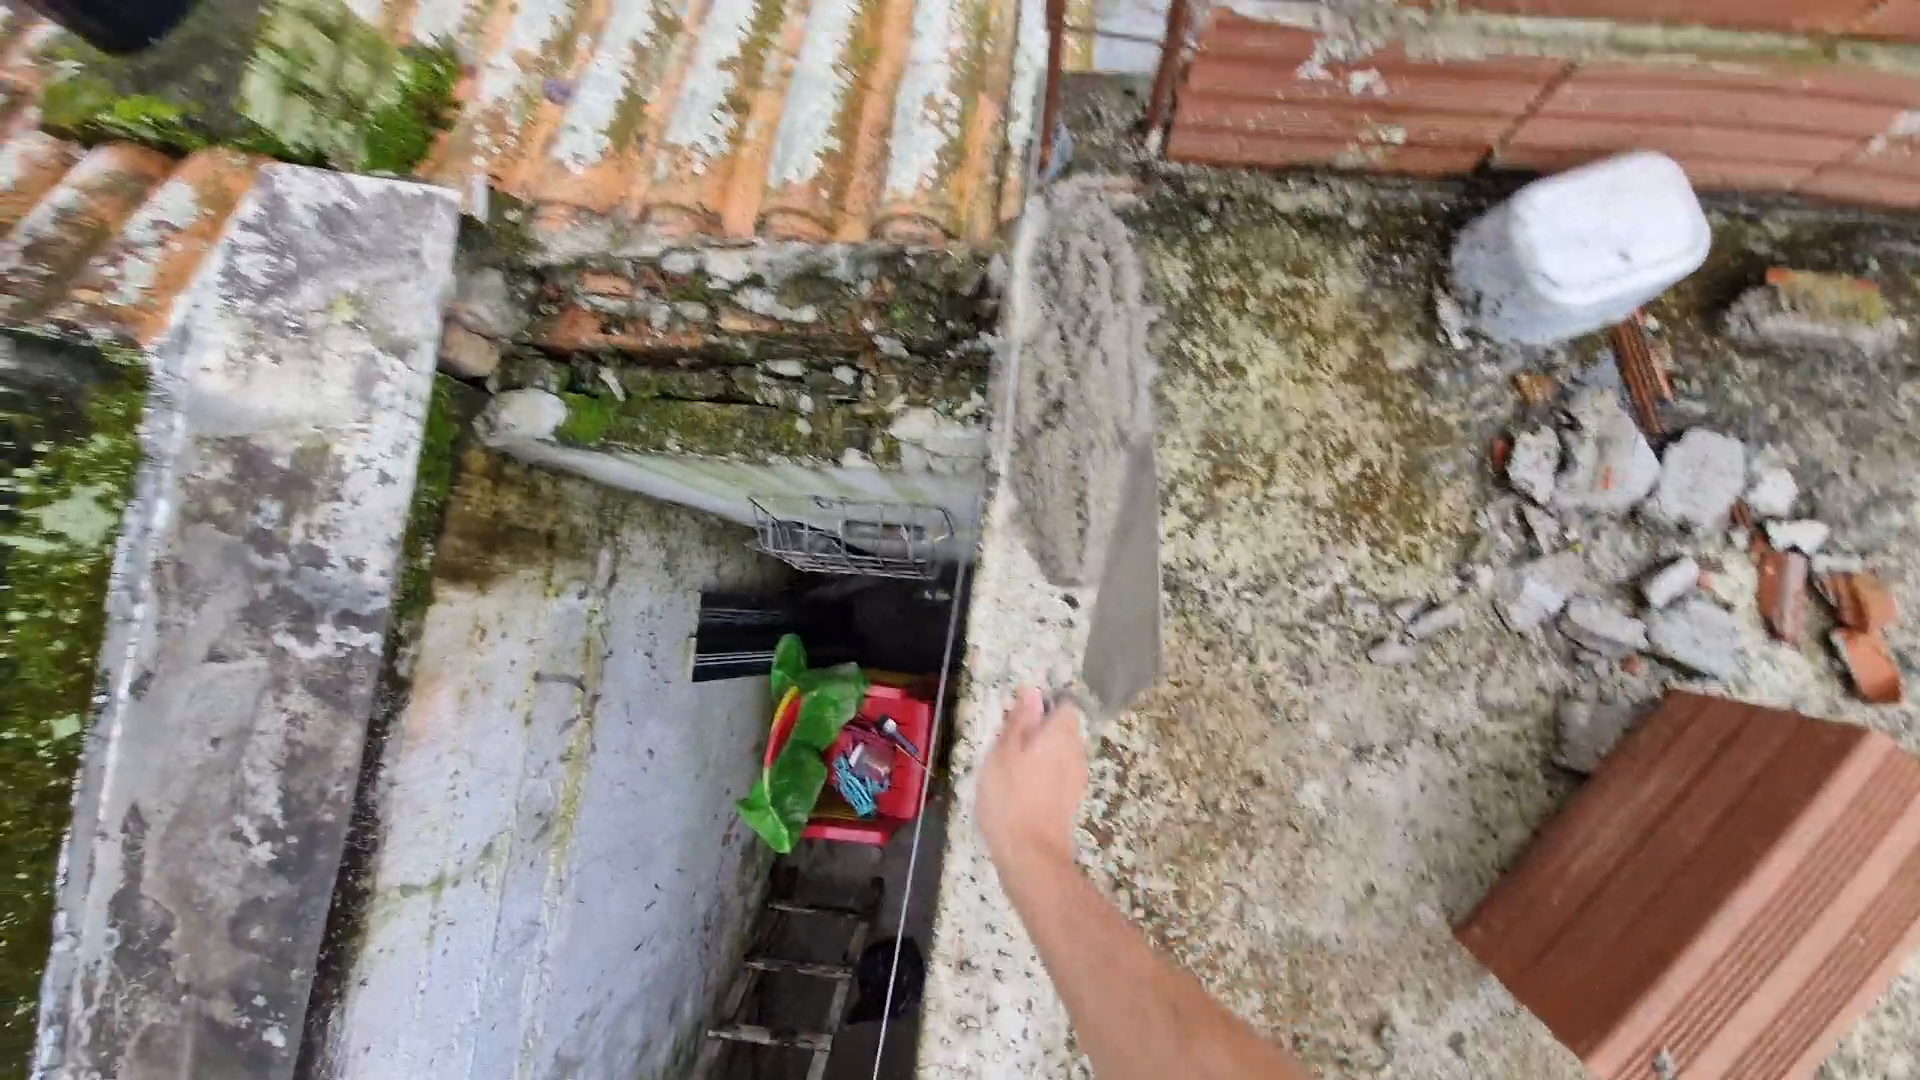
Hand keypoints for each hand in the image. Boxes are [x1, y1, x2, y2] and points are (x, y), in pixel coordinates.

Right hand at [976, 686, 1088, 878]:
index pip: (1065, 706)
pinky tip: (1021, 790)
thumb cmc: (1010, 796)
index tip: (1019, 717)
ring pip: (1061, 754)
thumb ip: (1021, 719)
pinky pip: (1059, 776)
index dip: (1044, 707)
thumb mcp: (1004, 750)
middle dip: (1040, 732)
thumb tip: (1033, 691)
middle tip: (1007, 745)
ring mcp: (1076, 779)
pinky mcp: (1071, 801)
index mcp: (1062, 734)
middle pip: (1063, 730)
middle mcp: (1076, 753)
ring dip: (1041, 755)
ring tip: (1010, 769)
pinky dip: (1043, 776)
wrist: (1030, 854)